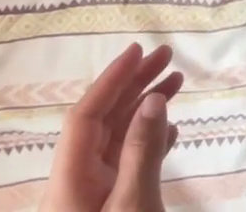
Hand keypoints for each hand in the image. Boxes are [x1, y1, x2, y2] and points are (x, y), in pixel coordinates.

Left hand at [39, 43, 183, 211]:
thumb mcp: (134, 205)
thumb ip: (141, 151)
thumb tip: (152, 98)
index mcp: (68, 183)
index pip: (85, 118)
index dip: (111, 80)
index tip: (138, 49)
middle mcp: (74, 186)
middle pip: (100, 124)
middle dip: (132, 87)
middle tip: (167, 56)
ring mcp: (91, 200)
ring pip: (115, 141)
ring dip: (144, 110)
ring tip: (176, 82)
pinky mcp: (109, 211)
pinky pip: (126, 163)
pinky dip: (148, 140)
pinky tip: (170, 129)